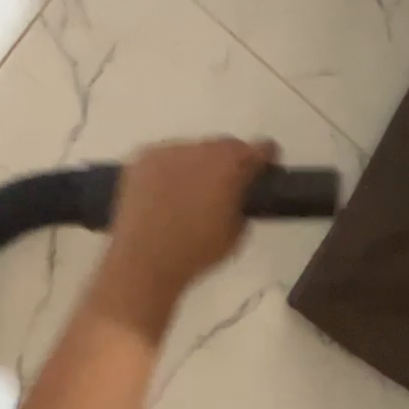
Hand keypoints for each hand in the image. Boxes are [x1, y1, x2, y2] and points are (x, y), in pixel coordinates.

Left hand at [100, 137, 278, 308]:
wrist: (144, 261)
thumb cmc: (197, 252)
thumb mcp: (237, 234)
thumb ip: (242, 204)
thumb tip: (237, 195)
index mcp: (231, 165)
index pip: (260, 148)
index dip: (265, 158)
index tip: (264, 169)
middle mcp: (202, 148)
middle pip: (223, 147)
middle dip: (228, 162)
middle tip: (223, 187)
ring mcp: (168, 150)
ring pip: (191, 151)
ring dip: (196, 166)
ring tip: (188, 193)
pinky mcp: (142, 158)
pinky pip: (164, 158)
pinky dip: (168, 170)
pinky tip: (164, 193)